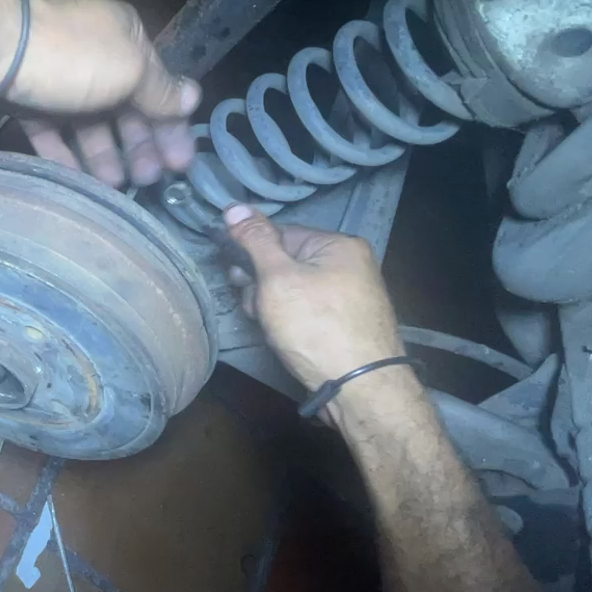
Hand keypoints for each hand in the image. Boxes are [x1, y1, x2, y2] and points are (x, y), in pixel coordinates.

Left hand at [0, 0, 199, 187]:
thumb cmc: (70, 55)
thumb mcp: (128, 68)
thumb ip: (160, 89)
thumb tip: (192, 98)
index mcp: (126, 40)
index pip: (159, 89)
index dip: (172, 127)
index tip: (182, 165)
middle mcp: (95, 58)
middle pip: (125, 109)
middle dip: (140, 146)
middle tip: (150, 182)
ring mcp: (59, 81)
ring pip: (88, 125)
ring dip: (105, 156)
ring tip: (116, 187)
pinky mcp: (27, 103)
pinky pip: (52, 134)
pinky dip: (66, 156)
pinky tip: (79, 183)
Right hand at [222, 204, 407, 393]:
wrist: (358, 385)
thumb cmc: (315, 326)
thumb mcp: (277, 278)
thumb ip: (254, 241)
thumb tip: (233, 206)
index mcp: (337, 245)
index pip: (278, 235)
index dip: (250, 255)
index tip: (235, 277)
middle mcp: (347, 264)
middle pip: (282, 262)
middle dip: (259, 284)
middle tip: (257, 306)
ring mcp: (346, 294)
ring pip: (288, 289)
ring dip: (268, 305)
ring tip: (271, 326)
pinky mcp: (342, 321)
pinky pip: (303, 308)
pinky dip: (286, 319)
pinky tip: (283, 335)